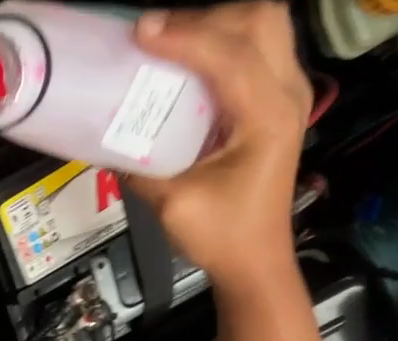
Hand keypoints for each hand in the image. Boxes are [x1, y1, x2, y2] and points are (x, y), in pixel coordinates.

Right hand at [123, 3, 310, 282]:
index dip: (185, 37)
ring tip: (172, 43)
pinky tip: (189, 62)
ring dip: (218, 25)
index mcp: (268, 117)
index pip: (231, 56)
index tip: (141, 32)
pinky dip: (223, 43)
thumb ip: (141, 167)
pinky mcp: (277, 101)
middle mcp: (288, 94)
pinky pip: (258, 49)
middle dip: (207, 18)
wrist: (255, 260)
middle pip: (261, 19)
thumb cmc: (221, 236)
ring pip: (265, 26)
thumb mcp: (172, 205)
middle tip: (159, 36)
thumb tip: (108, 141)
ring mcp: (288, 94)